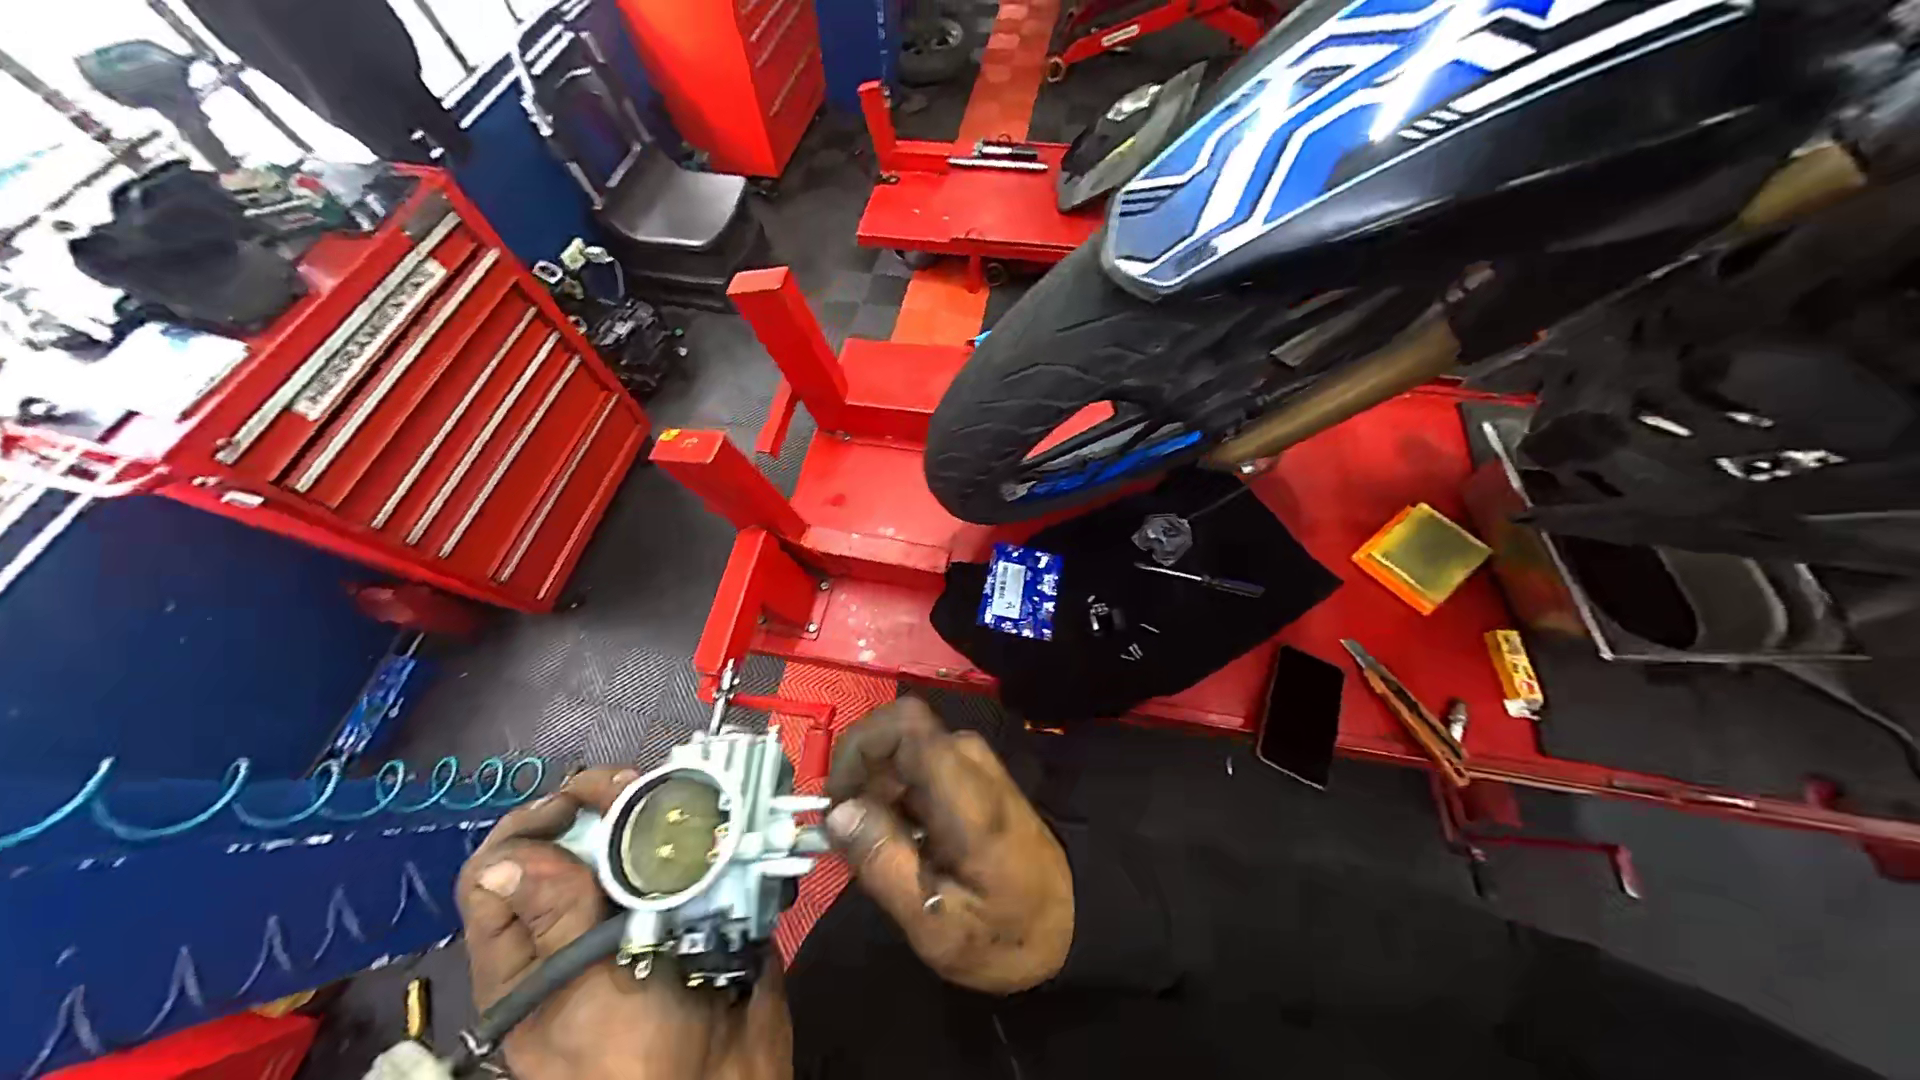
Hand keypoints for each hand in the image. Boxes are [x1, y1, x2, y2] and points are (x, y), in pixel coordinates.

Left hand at [456, 767, 790, 1079]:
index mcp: (527, 955)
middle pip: (571, 842)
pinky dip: (699, 829)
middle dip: (602, 804)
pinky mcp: (691, 901)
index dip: (529, 827)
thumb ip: (555, 927)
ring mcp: (639, 909)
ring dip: (657, 809)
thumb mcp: (583, 1002)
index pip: (497, 873)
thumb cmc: (636, 1063)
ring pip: (631, 839)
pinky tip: (713, 817)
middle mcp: (579, 921)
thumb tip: (503, 859)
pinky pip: (687, 852)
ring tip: (685, 799)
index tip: (581, 805)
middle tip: (643, 789)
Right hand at [824, 698, 1072, 993]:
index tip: (836, 801)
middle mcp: (968, 758)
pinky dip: (895, 795)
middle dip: (859, 779)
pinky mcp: (971, 772)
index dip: (857, 747)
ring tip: (875, 847)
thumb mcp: (934, 923)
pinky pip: (917, 765)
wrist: (1072, 921)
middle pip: (894, 736)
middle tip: (848, 837)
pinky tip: (899, 841)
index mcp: (964, 791)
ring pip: (902, 751)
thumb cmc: (1005, 932)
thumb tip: (838, 813)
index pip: (903, 722)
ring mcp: (972, 761)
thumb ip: (883, 863)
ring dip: (875, 791)